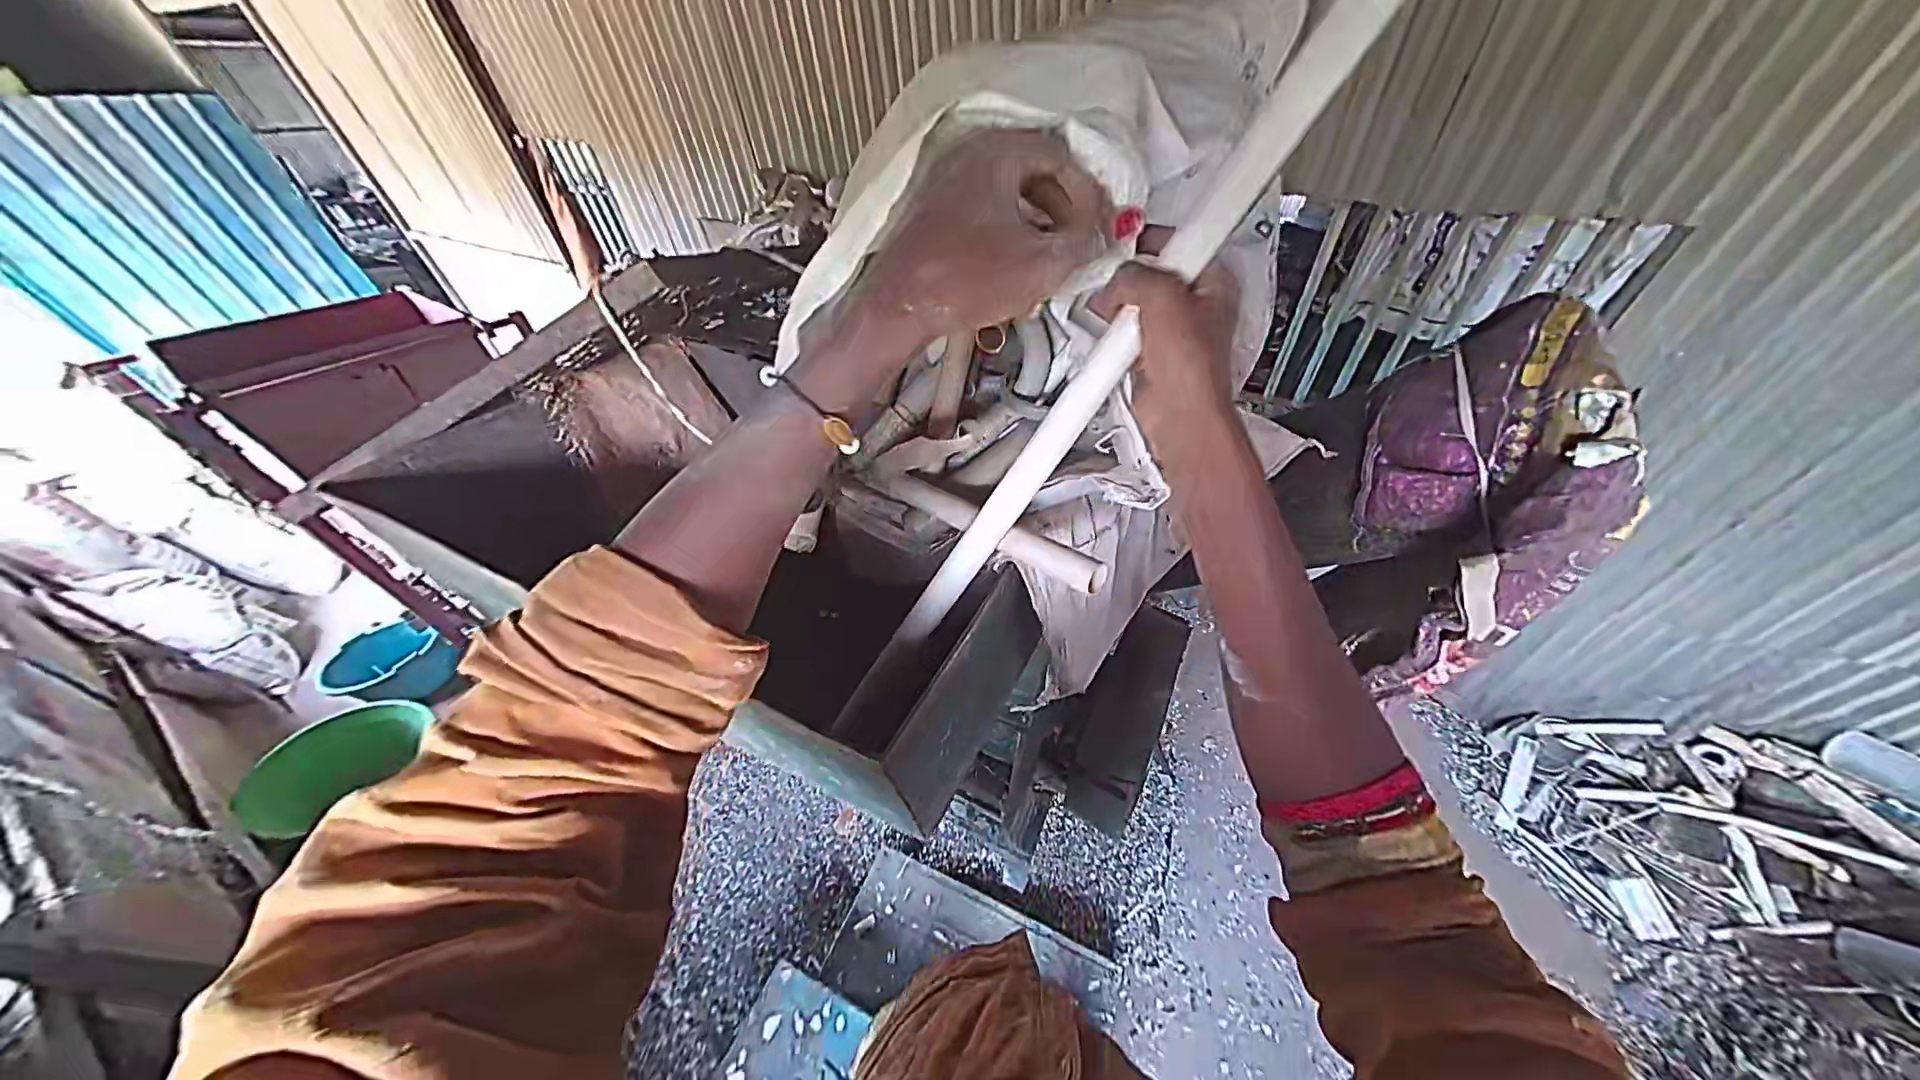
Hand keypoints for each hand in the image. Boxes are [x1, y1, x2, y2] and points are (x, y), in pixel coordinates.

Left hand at [854, 128, 1112, 339]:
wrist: (899, 308)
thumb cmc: (961, 281)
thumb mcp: (1041, 265)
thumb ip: (1081, 245)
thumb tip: (1096, 238)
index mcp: (996, 153)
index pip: (1062, 158)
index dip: (1090, 194)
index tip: (1101, 224)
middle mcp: (968, 158)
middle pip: (1036, 175)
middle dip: (1065, 212)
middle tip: (1081, 241)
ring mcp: (947, 186)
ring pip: (1011, 197)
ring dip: (1039, 227)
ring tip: (1053, 261)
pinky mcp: (935, 218)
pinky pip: (986, 216)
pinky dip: (1011, 236)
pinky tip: (1017, 269)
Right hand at [1090, 245, 1239, 435]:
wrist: (1177, 416)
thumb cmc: (1192, 368)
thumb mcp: (1163, 299)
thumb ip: (1138, 275)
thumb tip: (1119, 274)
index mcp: (1213, 282)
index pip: (1180, 243)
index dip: (1151, 239)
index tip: (1126, 238)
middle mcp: (1193, 305)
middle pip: (1149, 275)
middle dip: (1125, 282)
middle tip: (1115, 290)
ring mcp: (1170, 331)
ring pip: (1133, 305)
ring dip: (1117, 313)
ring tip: (1114, 322)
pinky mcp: (1149, 354)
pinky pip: (1123, 334)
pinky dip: (1113, 337)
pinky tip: (1113, 343)